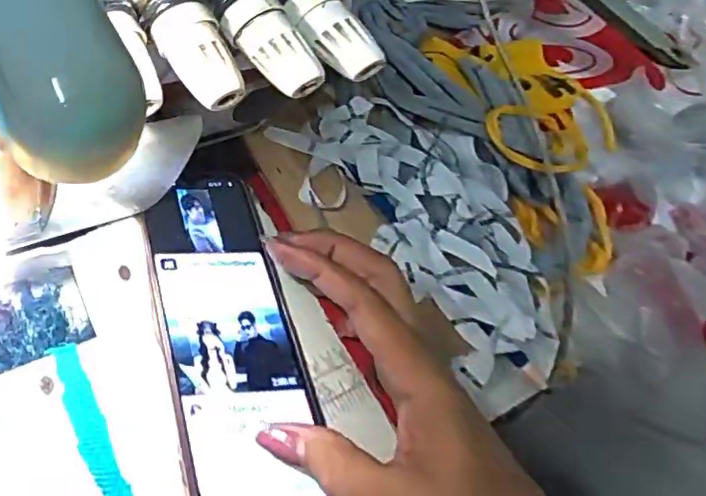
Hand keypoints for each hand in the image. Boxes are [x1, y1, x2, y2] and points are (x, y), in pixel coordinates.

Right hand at [256, 231, 541, 495]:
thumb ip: (335, 464)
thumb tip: (275, 430)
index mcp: (422, 378)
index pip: (364, 298)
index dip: (318, 265)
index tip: (279, 247)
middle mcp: (427, 366)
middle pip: (383, 279)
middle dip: (335, 249)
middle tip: (290, 241)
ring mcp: (430, 379)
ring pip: (387, 300)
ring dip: (344, 272)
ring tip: (302, 269)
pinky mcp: (429, 398)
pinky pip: (385, 330)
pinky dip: (351, 306)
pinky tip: (330, 324)